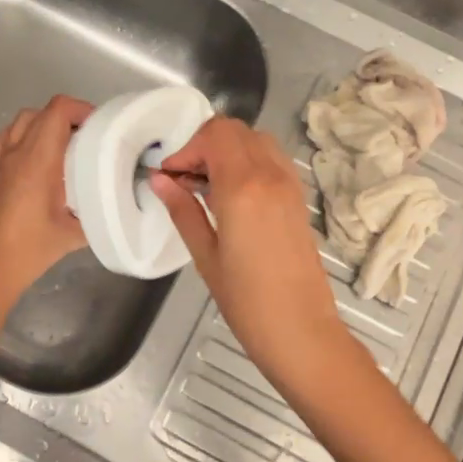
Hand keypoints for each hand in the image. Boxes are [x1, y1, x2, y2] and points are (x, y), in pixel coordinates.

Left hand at [0, 96, 92, 310]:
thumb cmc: (32, 249)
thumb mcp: (76, 232)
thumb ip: (99, 210)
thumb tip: (119, 199)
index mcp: (37, 160)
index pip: (57, 111)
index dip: (81, 109)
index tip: (99, 127)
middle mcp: (16, 153)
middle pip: (41, 112)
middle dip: (68, 117)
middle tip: (89, 138)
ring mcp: (0, 161)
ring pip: (22, 121)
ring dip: (45, 124)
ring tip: (66, 146)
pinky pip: (7, 138)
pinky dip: (25, 136)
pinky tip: (38, 157)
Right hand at [151, 117, 361, 388]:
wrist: (302, 331)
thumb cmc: (246, 301)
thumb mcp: (205, 256)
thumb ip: (182, 210)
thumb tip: (160, 180)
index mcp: (243, 187)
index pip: (214, 135)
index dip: (186, 149)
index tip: (169, 177)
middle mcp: (270, 175)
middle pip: (235, 130)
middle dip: (204, 145)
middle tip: (184, 180)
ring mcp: (290, 185)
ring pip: (256, 140)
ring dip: (227, 151)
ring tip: (206, 187)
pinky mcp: (299, 199)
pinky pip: (272, 160)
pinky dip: (247, 162)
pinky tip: (230, 197)